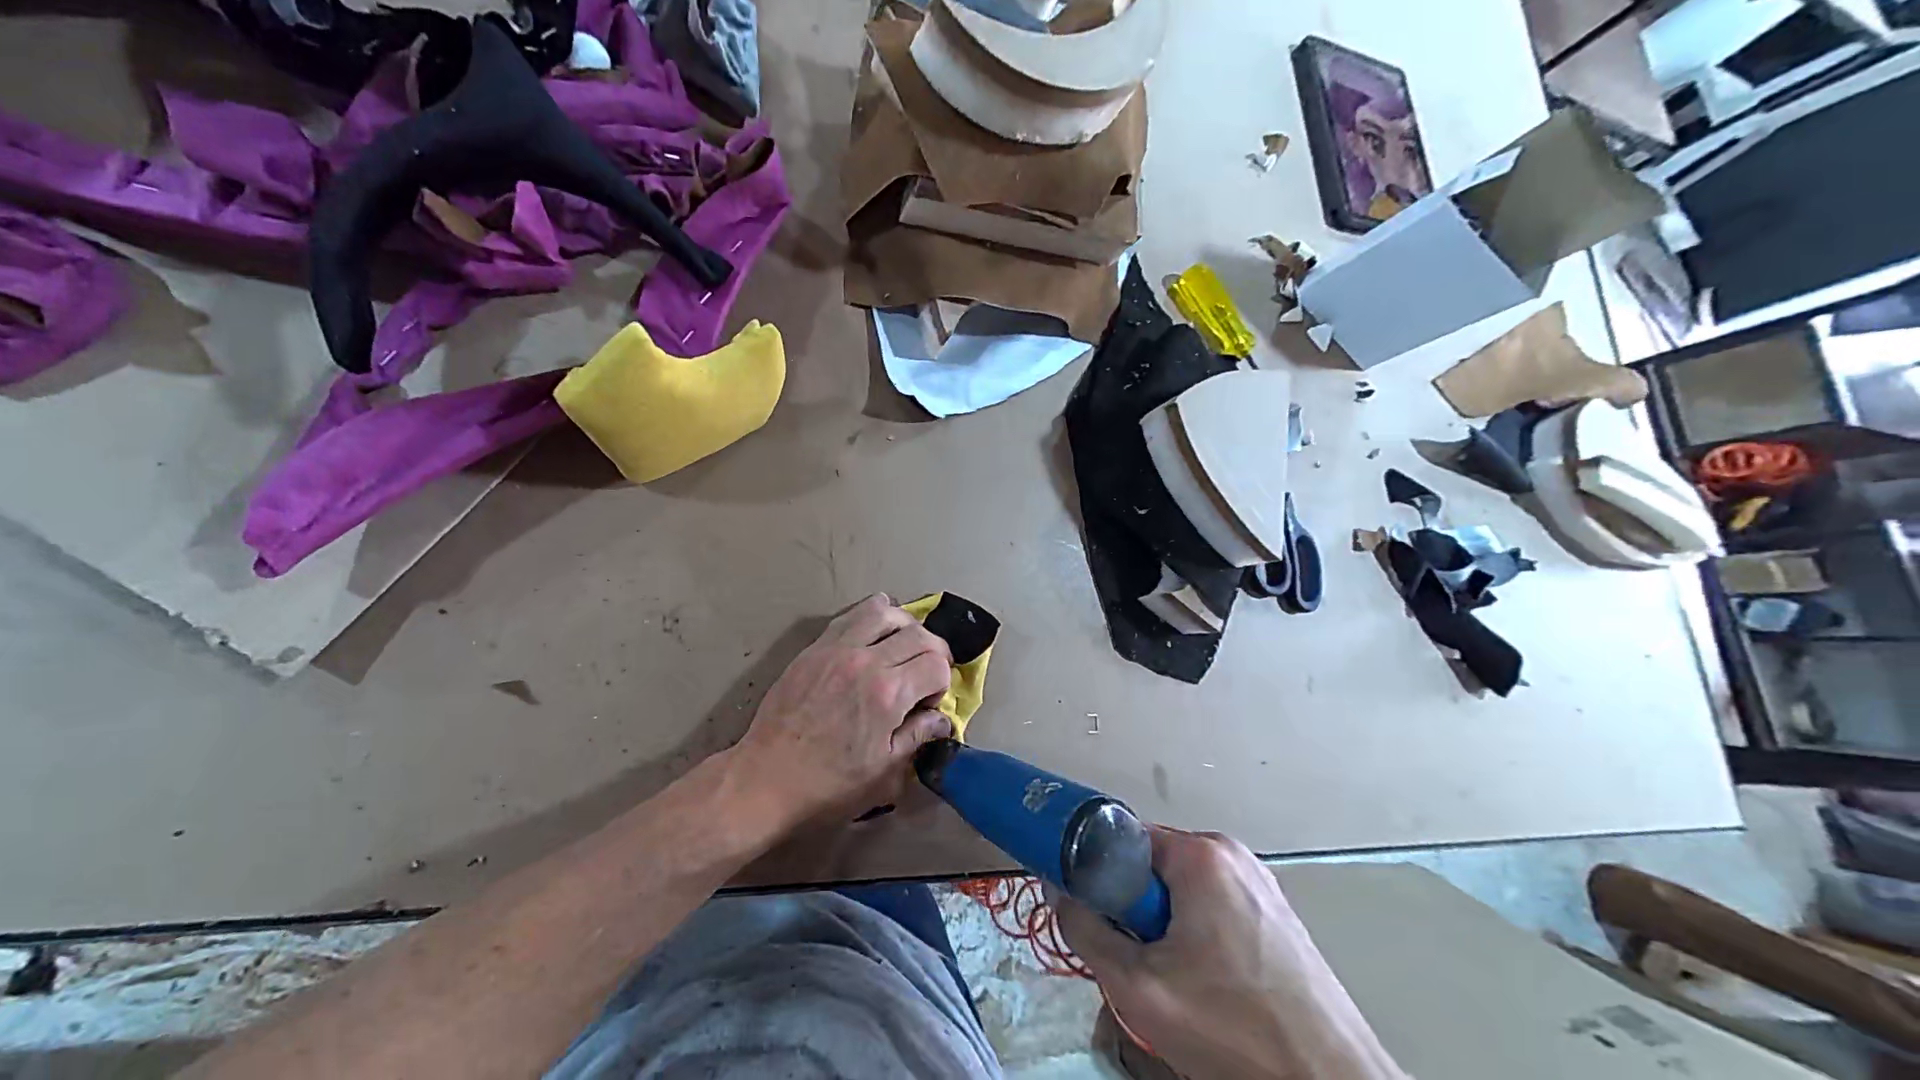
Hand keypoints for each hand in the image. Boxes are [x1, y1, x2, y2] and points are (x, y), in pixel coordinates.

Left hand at [732, 594, 953, 825]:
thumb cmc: (828, 785)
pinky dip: (870, 617)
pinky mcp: (814, 649)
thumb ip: (917, 737)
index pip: (937, 665)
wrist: (766, 780)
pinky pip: (849, 616)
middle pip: (918, 634)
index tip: (929, 703)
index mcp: (888, 694)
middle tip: (927, 674)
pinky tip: (874, 633)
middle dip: (934, 651)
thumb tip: (941, 719)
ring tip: (903, 646)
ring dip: (904, 625)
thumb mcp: (884, 773)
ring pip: (884, 612)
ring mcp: (836, 649)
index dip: (942, 683)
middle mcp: (866, 661)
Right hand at [1057, 829, 1405, 1079]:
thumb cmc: (1231, 1029)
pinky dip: (1197, 942)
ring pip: (1181, 895)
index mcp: (1201, 853)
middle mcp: (1233, 854)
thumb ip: (1085, 930)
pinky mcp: (1276, 916)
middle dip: (1134, 914)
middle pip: (1152, 870)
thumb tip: (1056, 888)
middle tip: (1139, 966)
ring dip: (1164, 933)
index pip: (1122, 842)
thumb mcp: (1136, 985)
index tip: (1097, 922)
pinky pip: (1212, 911)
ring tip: (1176, 985)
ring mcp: (1260, 884)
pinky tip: (1208, 990)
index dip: (1099, 881)